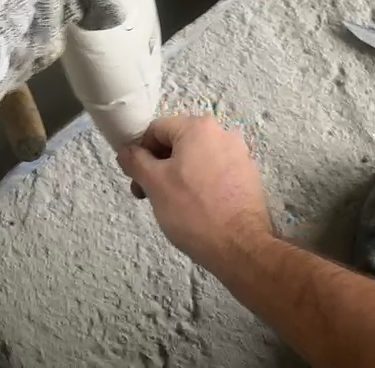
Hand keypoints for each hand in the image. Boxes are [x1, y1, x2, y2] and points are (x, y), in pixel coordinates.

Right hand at [117, 116, 274, 271]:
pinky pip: (216, 171)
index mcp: (198, 127)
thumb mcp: (154, 184)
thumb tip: (126, 151)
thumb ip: (135, 161)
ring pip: (197, 158)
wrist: (241, 248)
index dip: (141, 153)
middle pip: (178, 142)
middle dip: (160, 166)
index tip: (138, 181)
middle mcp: (222, 132)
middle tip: (151, 195)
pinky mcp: (248, 176)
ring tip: (176, 206)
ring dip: (180, 176)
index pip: (156, 129)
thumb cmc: (194, 211)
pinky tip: (198, 209)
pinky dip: (202, 184)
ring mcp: (239, 154)